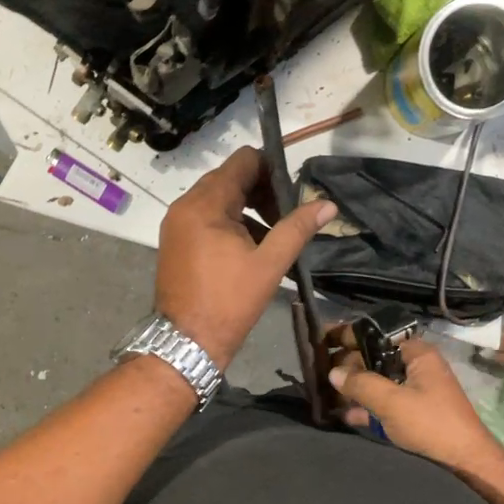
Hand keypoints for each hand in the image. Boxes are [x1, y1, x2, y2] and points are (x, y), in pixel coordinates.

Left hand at [156, 146, 337, 366]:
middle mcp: (185, 206)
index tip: (292, 194)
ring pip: (217, 200)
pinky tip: (250, 249)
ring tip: (272, 238)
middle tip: (286, 218)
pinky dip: (229, 224)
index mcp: (205, 204)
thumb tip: (327, 204)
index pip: (243, 161)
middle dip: (261, 192)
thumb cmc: (229, 303)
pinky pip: (205, 219)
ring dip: (247, 209)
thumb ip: (297, 229)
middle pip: (229, 178)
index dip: (272, 170)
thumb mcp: (269, 264)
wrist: (187, 343)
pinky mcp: (175, 242)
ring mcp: (176, 224)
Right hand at [326, 332, 503, 472]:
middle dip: (347, 365)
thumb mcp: (391, 402)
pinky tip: (341, 414)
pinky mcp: (411, 414)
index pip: (378, 334)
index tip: (323, 341)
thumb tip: (333, 372)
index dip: (350, 336)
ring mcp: (414, 391)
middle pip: (375, 358)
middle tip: (318, 372)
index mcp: (417, 354)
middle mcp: (415, 367)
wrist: (463, 462)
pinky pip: (383, 404)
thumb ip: (360, 384)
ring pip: (376, 382)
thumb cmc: (430, 424)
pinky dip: (364, 407)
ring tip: (324, 393)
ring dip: (353, 388)